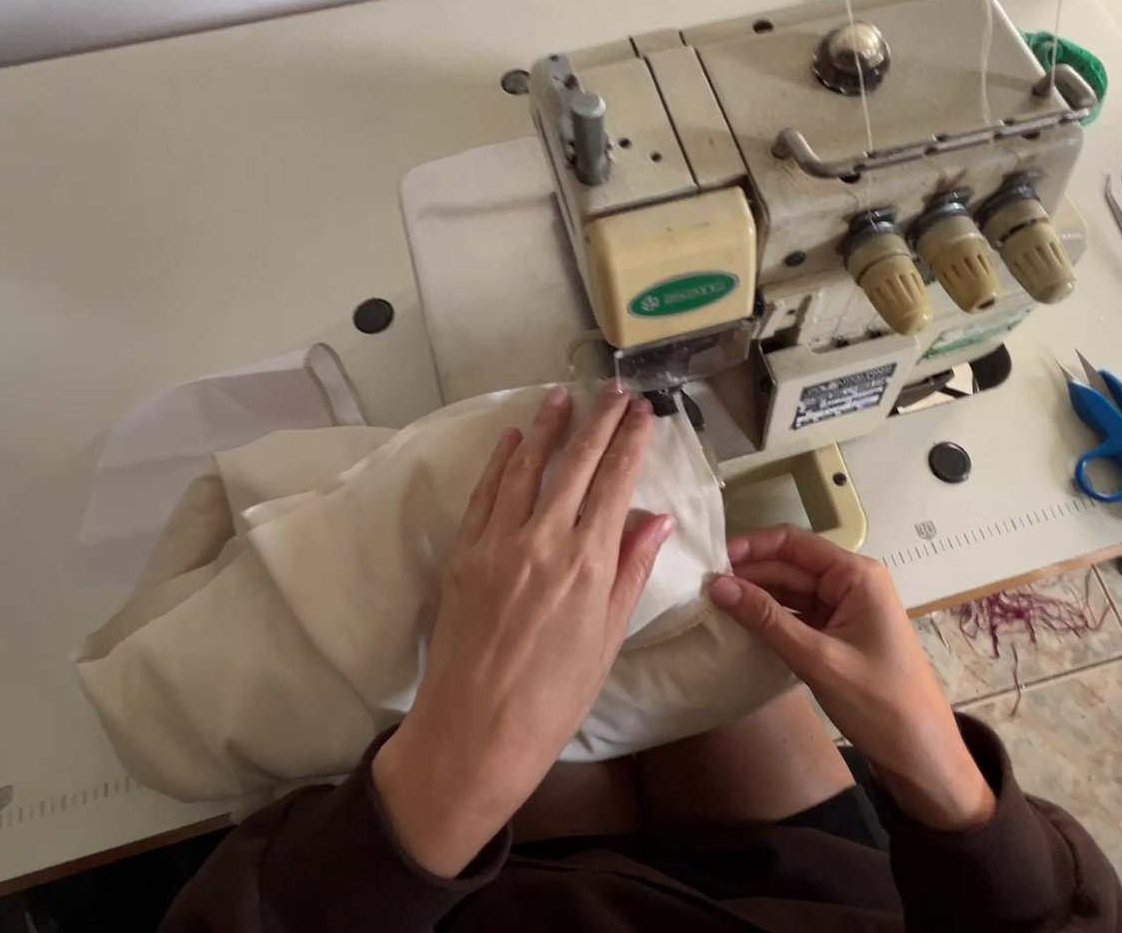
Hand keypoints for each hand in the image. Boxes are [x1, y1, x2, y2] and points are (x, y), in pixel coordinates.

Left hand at [373, 385, 671, 875]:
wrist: (474, 733)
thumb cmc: (554, 696)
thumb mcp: (608, 639)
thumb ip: (631, 572)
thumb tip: (658, 520)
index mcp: (587, 562)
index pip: (616, 483)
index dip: (631, 442)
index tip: (643, 411)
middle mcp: (543, 540)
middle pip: (576, 464)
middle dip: (598, 421)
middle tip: (612, 389)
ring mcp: (497, 542)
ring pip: (526, 469)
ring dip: (547, 429)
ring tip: (561, 397)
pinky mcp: (464, 553)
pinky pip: (485, 495)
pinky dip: (500, 463)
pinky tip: (512, 440)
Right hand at [709, 525, 995, 830]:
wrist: (922, 757)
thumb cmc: (879, 703)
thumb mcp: (818, 659)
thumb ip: (767, 619)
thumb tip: (718, 586)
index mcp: (856, 575)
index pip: (794, 542)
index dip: (752, 546)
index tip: (713, 559)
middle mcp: (851, 581)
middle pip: (790, 564)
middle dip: (749, 572)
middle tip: (703, 585)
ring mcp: (846, 607)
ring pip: (791, 589)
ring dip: (756, 594)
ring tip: (713, 601)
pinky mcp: (839, 631)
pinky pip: (798, 612)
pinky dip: (771, 616)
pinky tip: (741, 622)